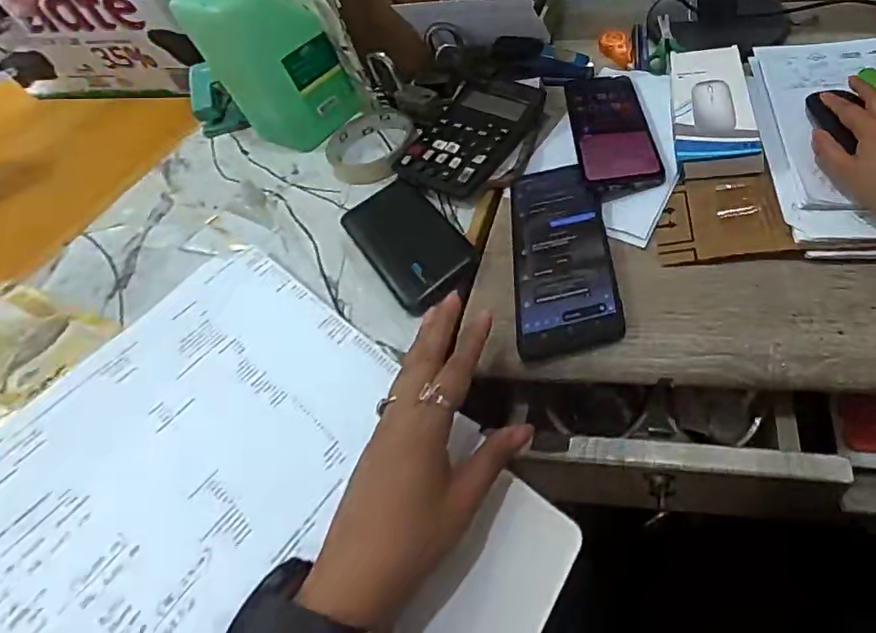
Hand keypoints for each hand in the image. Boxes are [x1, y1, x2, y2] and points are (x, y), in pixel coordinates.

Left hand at [297, 293, 533, 628]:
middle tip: (451, 295)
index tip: (483, 312)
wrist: (353, 580)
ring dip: (422, 343)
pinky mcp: (376, 446)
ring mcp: (384, 431)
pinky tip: (416, 373)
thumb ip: (492, 458)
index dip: (471, 341)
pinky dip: (411, 368)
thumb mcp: (462, 500)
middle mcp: (401, 418)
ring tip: (434, 318)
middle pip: (421, 361)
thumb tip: (522, 428)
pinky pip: (397, 392)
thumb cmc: (413, 538)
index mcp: (425, 426)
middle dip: (438, 326)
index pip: (454, 373)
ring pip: (405, 374)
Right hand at [811, 74, 875, 227]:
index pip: (848, 109)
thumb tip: (819, 133)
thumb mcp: (845, 172)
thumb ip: (828, 150)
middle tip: (851, 80)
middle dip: (862, 87)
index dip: (833, 102)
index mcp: (871, 127)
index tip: (822, 96)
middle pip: (875, 98)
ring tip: (868, 95)